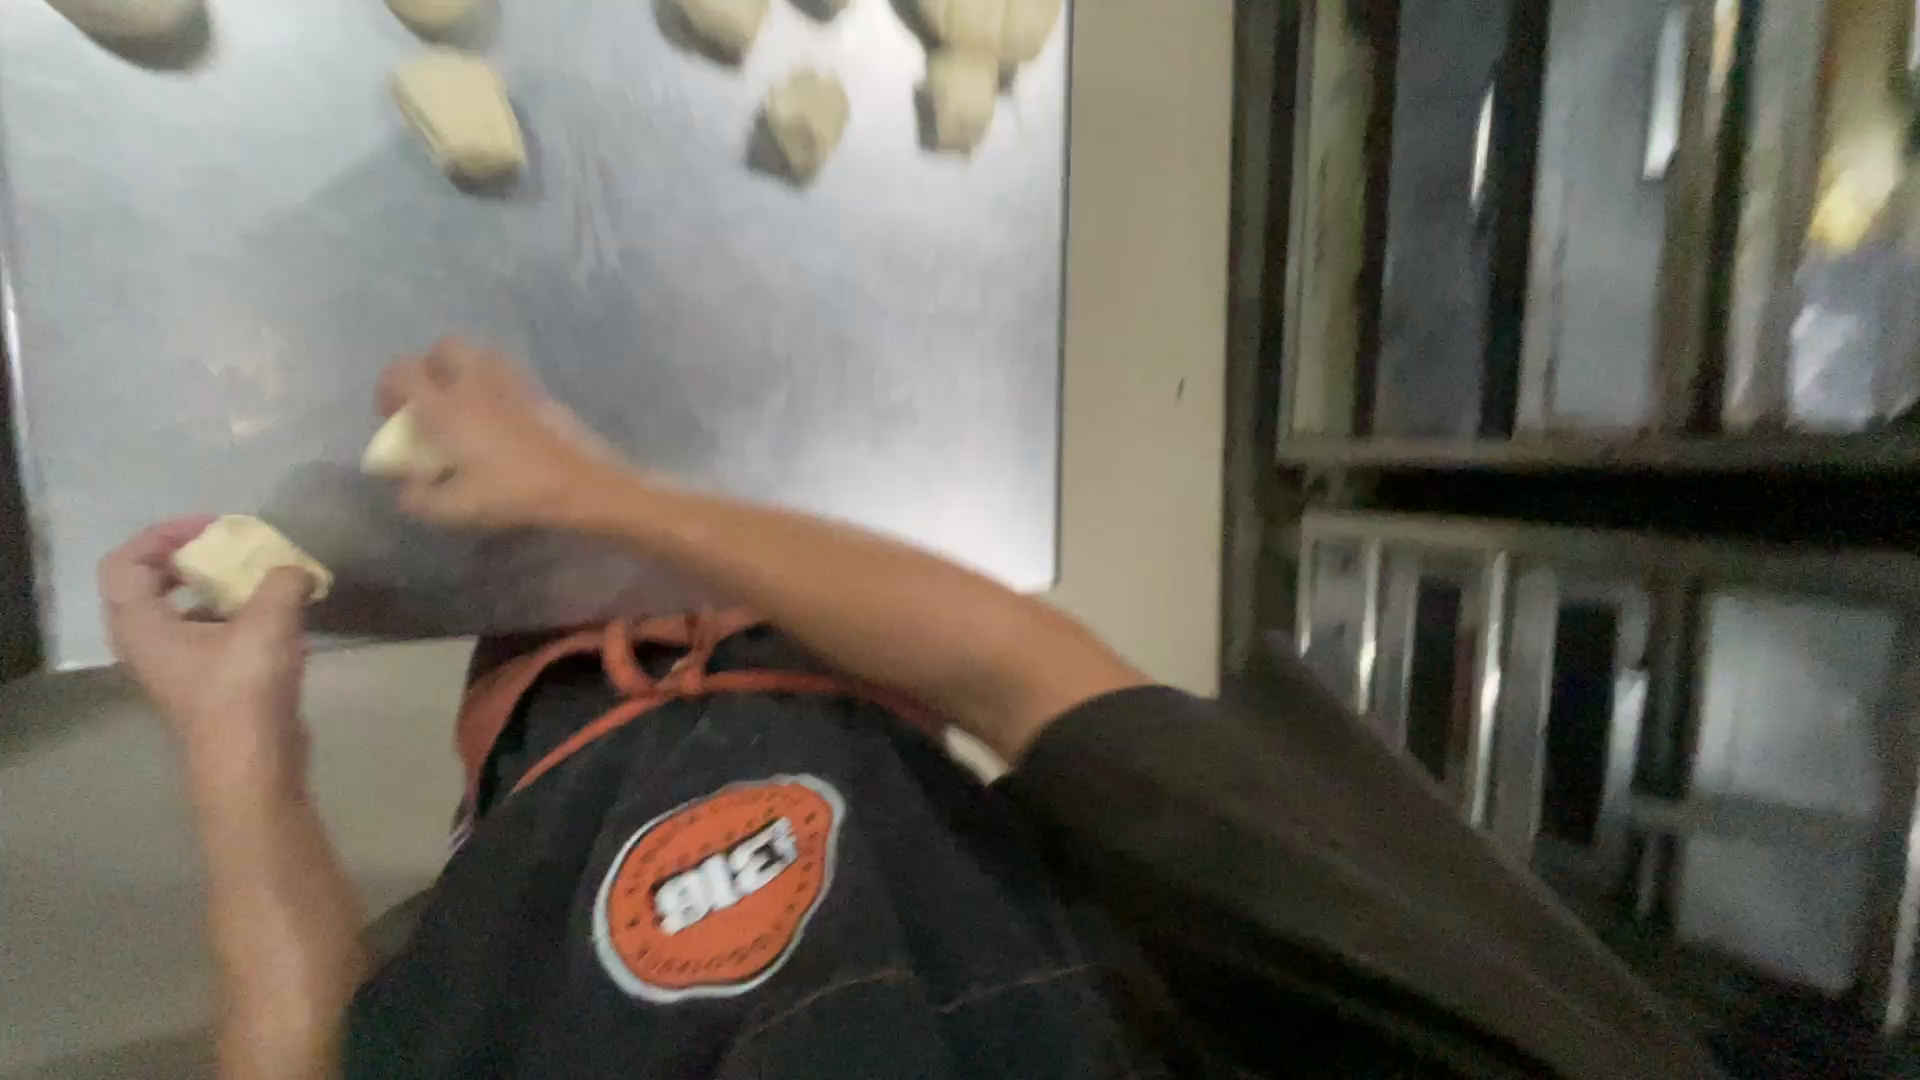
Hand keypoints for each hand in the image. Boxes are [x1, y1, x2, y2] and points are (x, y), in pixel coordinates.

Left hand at [99, 518, 313, 792]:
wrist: (251, 753)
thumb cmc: (243, 687)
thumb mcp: (268, 623)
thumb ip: (282, 584)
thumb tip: (296, 569)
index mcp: (142, 625)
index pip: (127, 564)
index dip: (164, 536)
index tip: (215, 527)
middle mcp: (149, 640)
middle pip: (154, 583)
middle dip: (195, 558)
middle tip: (239, 547)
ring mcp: (180, 660)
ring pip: (189, 607)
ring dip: (224, 585)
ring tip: (268, 576)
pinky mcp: (211, 676)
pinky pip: (217, 628)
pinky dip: (244, 611)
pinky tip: (283, 613)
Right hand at [376, 338, 626, 528]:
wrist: (582, 485)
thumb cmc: (514, 494)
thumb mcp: (455, 509)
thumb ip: (420, 498)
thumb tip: (409, 489)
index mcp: (446, 407)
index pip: (403, 371)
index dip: (389, 386)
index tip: (394, 415)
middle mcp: (478, 386)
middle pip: (446, 348)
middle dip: (432, 366)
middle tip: (433, 398)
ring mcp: (517, 385)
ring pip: (484, 355)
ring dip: (469, 371)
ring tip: (469, 404)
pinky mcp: (546, 395)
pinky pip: (514, 375)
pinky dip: (501, 386)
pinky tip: (505, 416)